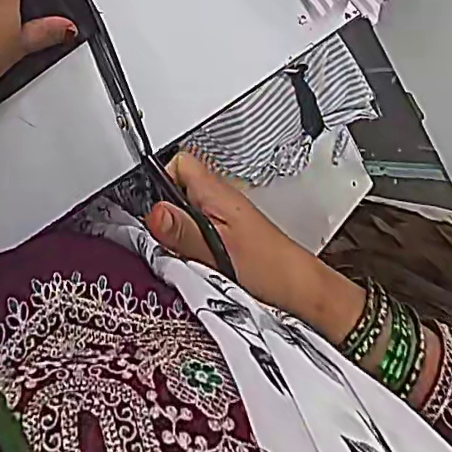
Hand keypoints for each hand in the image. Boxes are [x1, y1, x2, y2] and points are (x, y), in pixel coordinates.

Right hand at [146, 152, 364, 341]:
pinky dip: (191, 241)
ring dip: (178, 229)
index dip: (157, 182)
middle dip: (165, 212)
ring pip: (185, 208)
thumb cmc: (270, 269)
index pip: (176, 162)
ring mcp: (223, 214)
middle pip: (176, 186)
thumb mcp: (217, 253)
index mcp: (215, 192)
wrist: (301, 289)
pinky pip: (197, 225)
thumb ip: (183, 233)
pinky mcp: (227, 231)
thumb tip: (153, 213)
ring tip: (186, 253)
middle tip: (167, 240)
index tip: (151, 212)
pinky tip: (198, 261)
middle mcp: (219, 197)